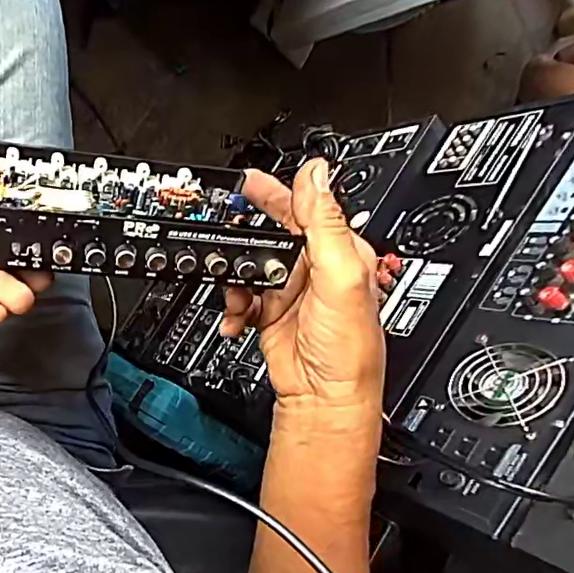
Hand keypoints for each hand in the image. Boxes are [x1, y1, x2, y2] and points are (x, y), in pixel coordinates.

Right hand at [220, 158, 384, 411]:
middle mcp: (314, 269)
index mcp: (339, 252)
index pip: (308, 209)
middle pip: (275, 232)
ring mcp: (290, 291)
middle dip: (249, 227)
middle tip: (226, 215)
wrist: (324, 398)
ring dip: (236, 276)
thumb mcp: (340, 278)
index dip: (279, 191)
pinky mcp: (271, 313)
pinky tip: (237, 316)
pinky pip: (242, 298)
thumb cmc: (347, 348)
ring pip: (251, 264)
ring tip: (237, 290)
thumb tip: (316, 174)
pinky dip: (233, 306)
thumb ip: (325, 224)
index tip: (250, 180)